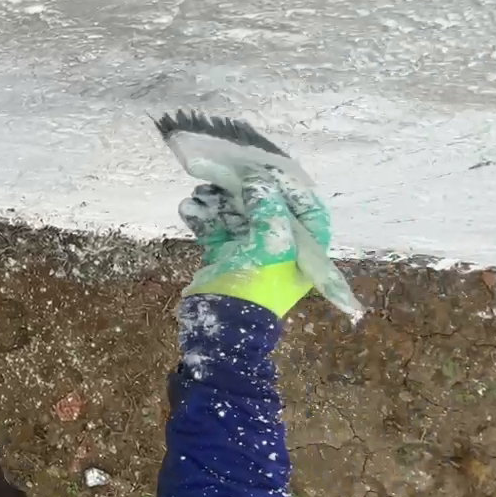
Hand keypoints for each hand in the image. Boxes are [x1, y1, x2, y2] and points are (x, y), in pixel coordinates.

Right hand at [178, 170, 332, 317]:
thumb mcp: (270, 247)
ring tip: (200, 193)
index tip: (264, 169)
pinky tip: (189, 209)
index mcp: (303, 248)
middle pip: (265, 204)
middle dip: (242, 189)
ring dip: (216, 199)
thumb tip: (256, 178)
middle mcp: (279, 245)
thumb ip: (267, 209)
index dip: (289, 186)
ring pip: (235, 211)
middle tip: (222, 173)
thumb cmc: (254, 288)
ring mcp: (248, 248)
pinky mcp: (222, 252)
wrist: (219, 326)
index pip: (306, 208)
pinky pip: (213, 224)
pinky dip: (201, 214)